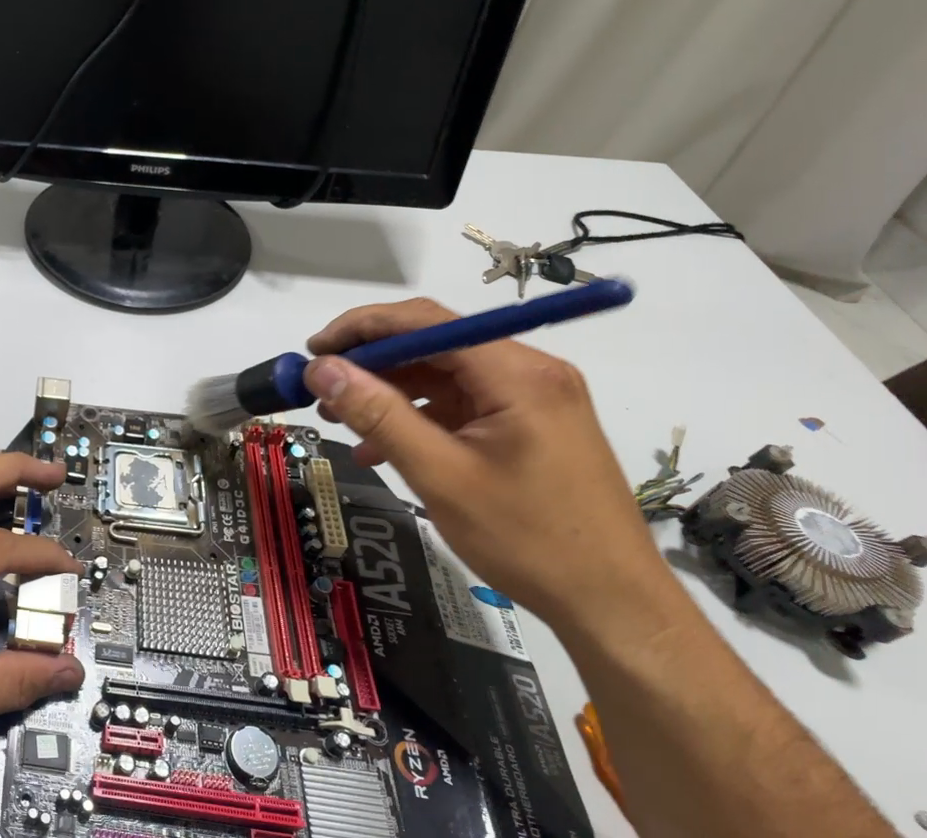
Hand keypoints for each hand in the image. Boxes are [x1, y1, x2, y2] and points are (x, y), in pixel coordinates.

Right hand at [302, 298, 672, 637]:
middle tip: (321, 390)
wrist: (612, 605)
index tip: (314, 350)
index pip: (425, 321)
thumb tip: (321, 369)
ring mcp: (535, 400)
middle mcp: (530, 372)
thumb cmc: (527, 538)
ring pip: (444, 376)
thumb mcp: (440, 475)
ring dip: (390, 393)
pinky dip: (419, 418)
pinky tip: (382, 448)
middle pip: (434, 344)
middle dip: (372, 363)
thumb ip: (377, 414)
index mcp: (517, 373)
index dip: (362, 328)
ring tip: (341, 420)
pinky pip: (462, 406)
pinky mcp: (532, 426)